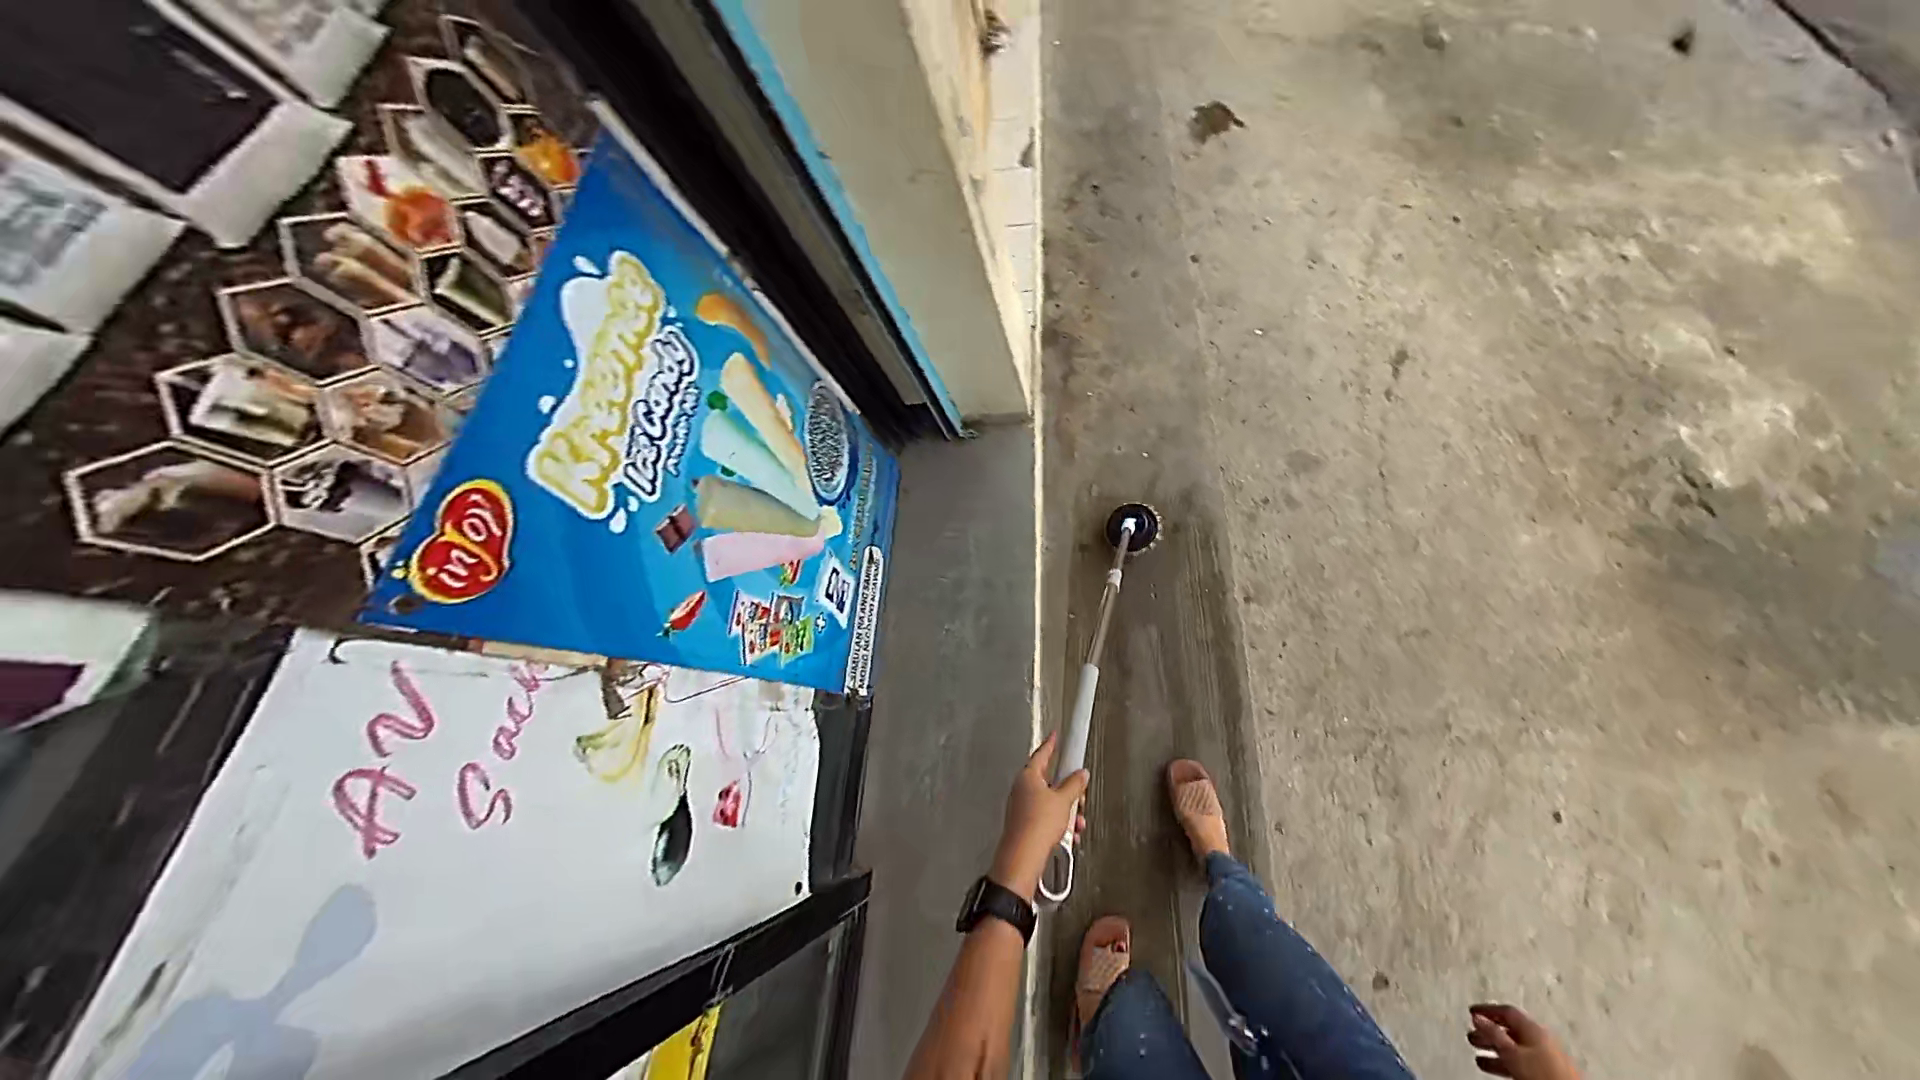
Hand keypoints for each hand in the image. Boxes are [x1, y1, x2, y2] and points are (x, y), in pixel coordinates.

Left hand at [988, 734, 1089, 900]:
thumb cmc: (1037, 825)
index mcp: (1028, 776)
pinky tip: (1069, 832)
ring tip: (1076, 820)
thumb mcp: (1064, 801)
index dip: (1051, 744)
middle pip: (1050, 780)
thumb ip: (1074, 785)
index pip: (1042, 754)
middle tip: (1079, 794)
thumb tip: (1080, 775)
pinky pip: (1047, 817)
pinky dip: (1060, 822)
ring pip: (1051, 801)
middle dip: (1068, 789)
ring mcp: (1023, 806)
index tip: (1055, 736)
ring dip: (1067, 810)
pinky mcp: (1026, 823)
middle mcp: (1022, 789)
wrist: (1024, 856)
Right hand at [1468, 1004, 1580, 1079]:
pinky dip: (1506, 1061)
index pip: (1507, 1011)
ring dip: (1495, 1049)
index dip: (1487, 1010)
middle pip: (1510, 1030)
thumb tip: (1477, 1017)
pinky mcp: (1548, 1071)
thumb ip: (1492, 1032)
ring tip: (1479, 1055)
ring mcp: (1546, 1055)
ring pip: (1514, 1047)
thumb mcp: (1511, 1051)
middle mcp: (1541, 1038)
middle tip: (1473, 1034)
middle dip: (1489, 1032)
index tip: (1472, 1012)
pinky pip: (1522, 1060)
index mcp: (1533, 1028)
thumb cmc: (1540, 1072)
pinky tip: (1495, 1066)